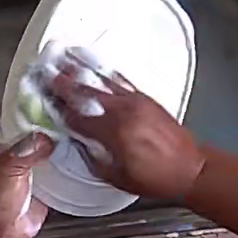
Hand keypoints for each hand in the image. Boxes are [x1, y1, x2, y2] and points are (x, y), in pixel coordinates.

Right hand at [49, 68, 205, 200]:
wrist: (191, 169)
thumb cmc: (158, 177)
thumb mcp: (115, 176)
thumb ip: (92, 157)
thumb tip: (79, 143)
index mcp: (113, 133)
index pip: (76, 117)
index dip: (59, 110)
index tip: (46, 102)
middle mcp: (123, 112)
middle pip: (86, 93)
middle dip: (64, 83)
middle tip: (47, 74)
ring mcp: (135, 102)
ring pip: (102, 82)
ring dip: (82, 71)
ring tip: (65, 60)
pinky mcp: (145, 99)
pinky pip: (120, 82)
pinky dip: (105, 74)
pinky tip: (96, 68)